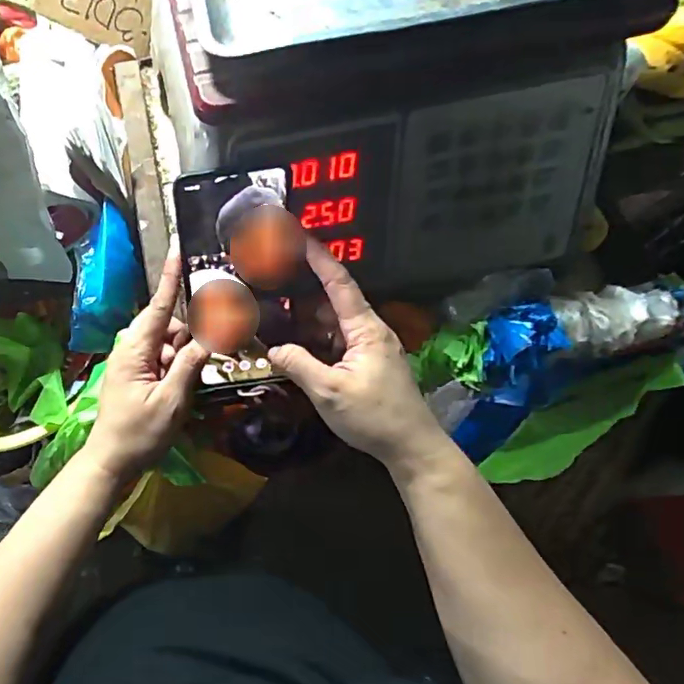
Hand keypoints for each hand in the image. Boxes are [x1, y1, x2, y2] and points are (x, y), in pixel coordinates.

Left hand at [79, 256, 207, 484]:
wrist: (110, 461)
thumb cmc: (138, 434)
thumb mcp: (170, 402)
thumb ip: (189, 366)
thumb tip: (208, 337)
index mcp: (134, 351)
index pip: (157, 308)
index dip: (170, 279)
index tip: (177, 250)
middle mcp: (130, 351)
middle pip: (166, 326)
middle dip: (190, 332)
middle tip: (217, 339)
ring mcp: (131, 365)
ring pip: (166, 345)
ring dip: (185, 353)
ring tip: (202, 369)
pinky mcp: (135, 378)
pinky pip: (160, 360)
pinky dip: (177, 365)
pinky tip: (189, 380)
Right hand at [268, 241, 456, 479]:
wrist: (411, 446)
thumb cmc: (374, 416)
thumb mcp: (329, 392)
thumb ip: (298, 366)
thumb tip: (273, 350)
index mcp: (365, 330)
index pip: (340, 284)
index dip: (320, 259)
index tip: (301, 237)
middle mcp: (369, 332)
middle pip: (332, 302)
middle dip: (303, 289)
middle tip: (273, 278)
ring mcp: (368, 349)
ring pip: (331, 325)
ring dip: (305, 319)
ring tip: (273, 310)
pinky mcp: (365, 364)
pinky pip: (334, 343)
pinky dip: (312, 340)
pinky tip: (291, 345)